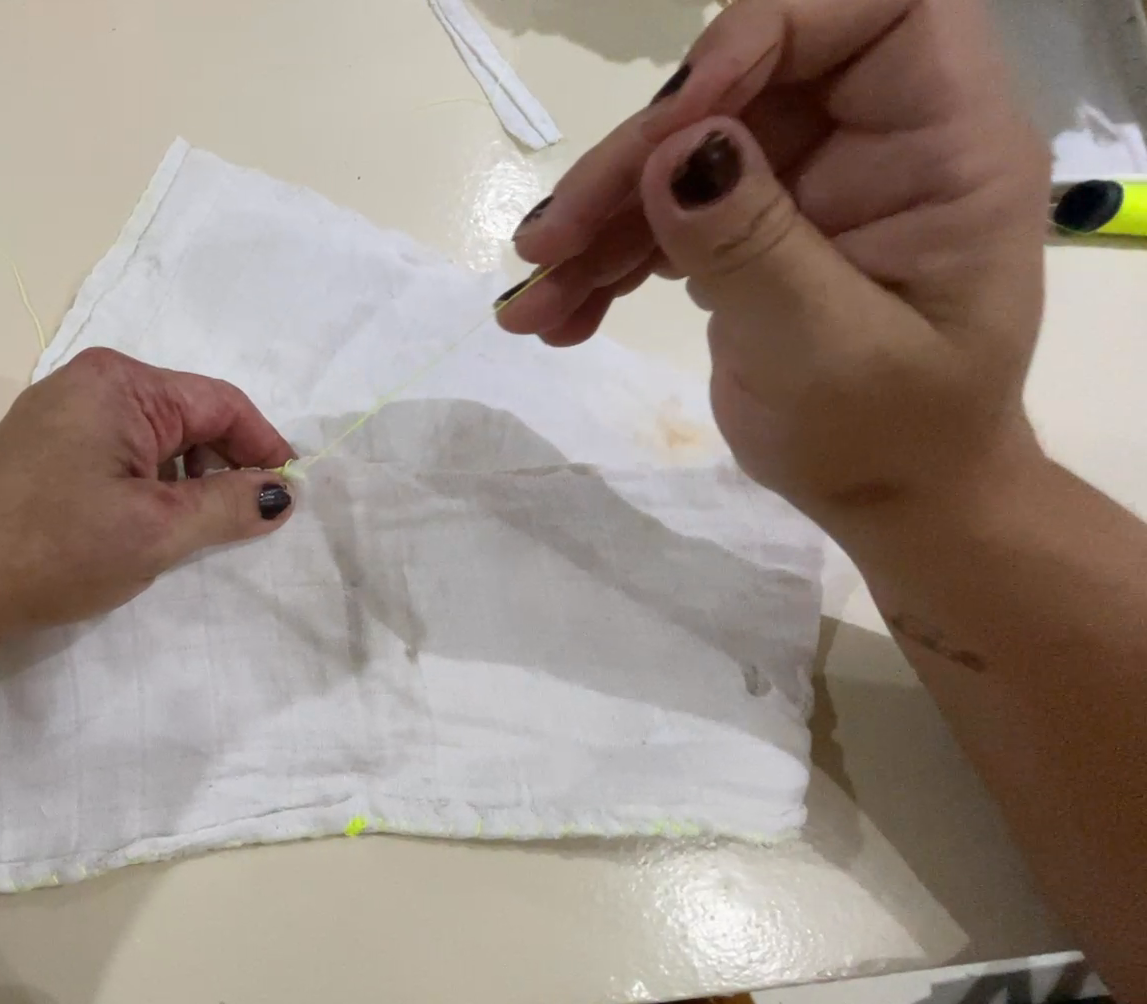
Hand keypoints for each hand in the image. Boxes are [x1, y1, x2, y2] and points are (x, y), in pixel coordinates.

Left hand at [0, 348, 295, 639]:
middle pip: (184, 416)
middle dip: (220, 464)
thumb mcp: (157, 529)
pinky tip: (138, 523)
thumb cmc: (58, 548)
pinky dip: (143, 483)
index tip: (289, 493)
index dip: (263, 445)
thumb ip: (229, 505)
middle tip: (238, 520)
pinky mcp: (38, 447)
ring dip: (181, 479)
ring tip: (185, 528)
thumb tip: (282, 493)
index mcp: (119, 383)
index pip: (219, 401)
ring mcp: (56, 413)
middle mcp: (86, 382)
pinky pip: (113, 452)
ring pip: (149, 438)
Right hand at [500, 0, 1050, 526]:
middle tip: (543, 245)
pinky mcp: (739, 236)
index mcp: (936, 144)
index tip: (671, 127)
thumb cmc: (885, 431)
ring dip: (588, 234)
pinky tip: (556, 322)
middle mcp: (862, 146)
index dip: (762, 41)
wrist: (879, 491)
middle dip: (625, 169)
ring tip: (530, 307)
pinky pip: (653, 227)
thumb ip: (751, 245)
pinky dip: (596, 273)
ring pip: (670, 167)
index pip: (869, 17)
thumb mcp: (823, 346)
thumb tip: (672, 152)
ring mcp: (792, 191)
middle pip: (727, 99)